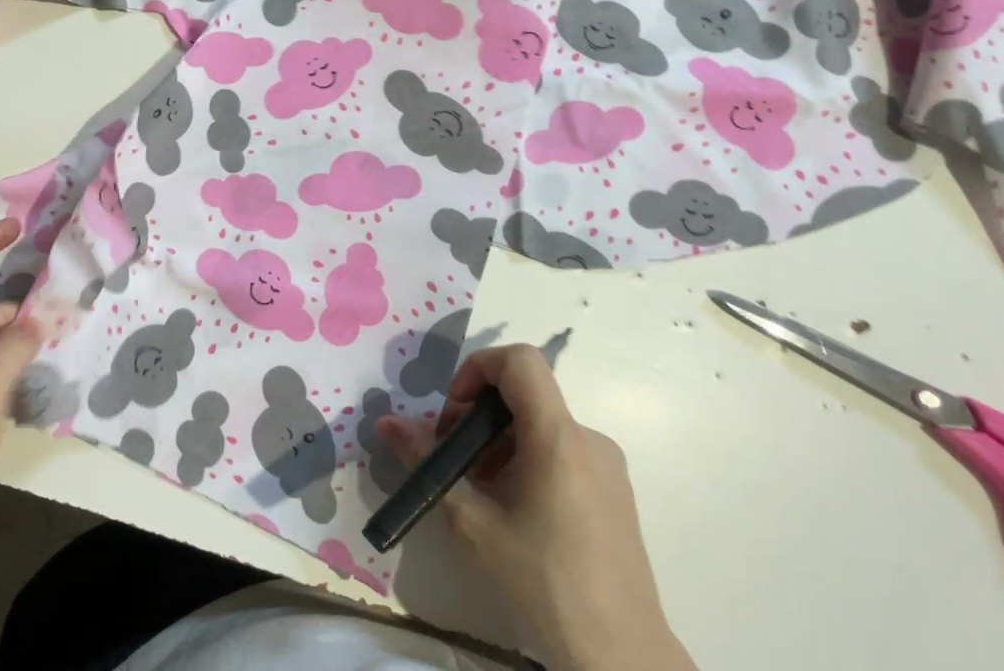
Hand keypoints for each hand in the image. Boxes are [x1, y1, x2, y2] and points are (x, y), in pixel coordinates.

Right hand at [376, 345, 694, 670]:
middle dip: (477, 419)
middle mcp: (589, 440)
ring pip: (538, 427)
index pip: (519, 360)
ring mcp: (607, 466)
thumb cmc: (539, 580)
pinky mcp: (613, 491)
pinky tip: (512, 512)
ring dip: (497, 446)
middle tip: (453, 466)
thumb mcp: (469, 519)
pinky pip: (559, 452)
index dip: (476, 369)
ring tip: (479, 496)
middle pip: (523, 396)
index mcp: (558, 437)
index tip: (453, 417)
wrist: (617, 650)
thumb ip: (425, 461)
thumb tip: (386, 422)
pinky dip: (523, 463)